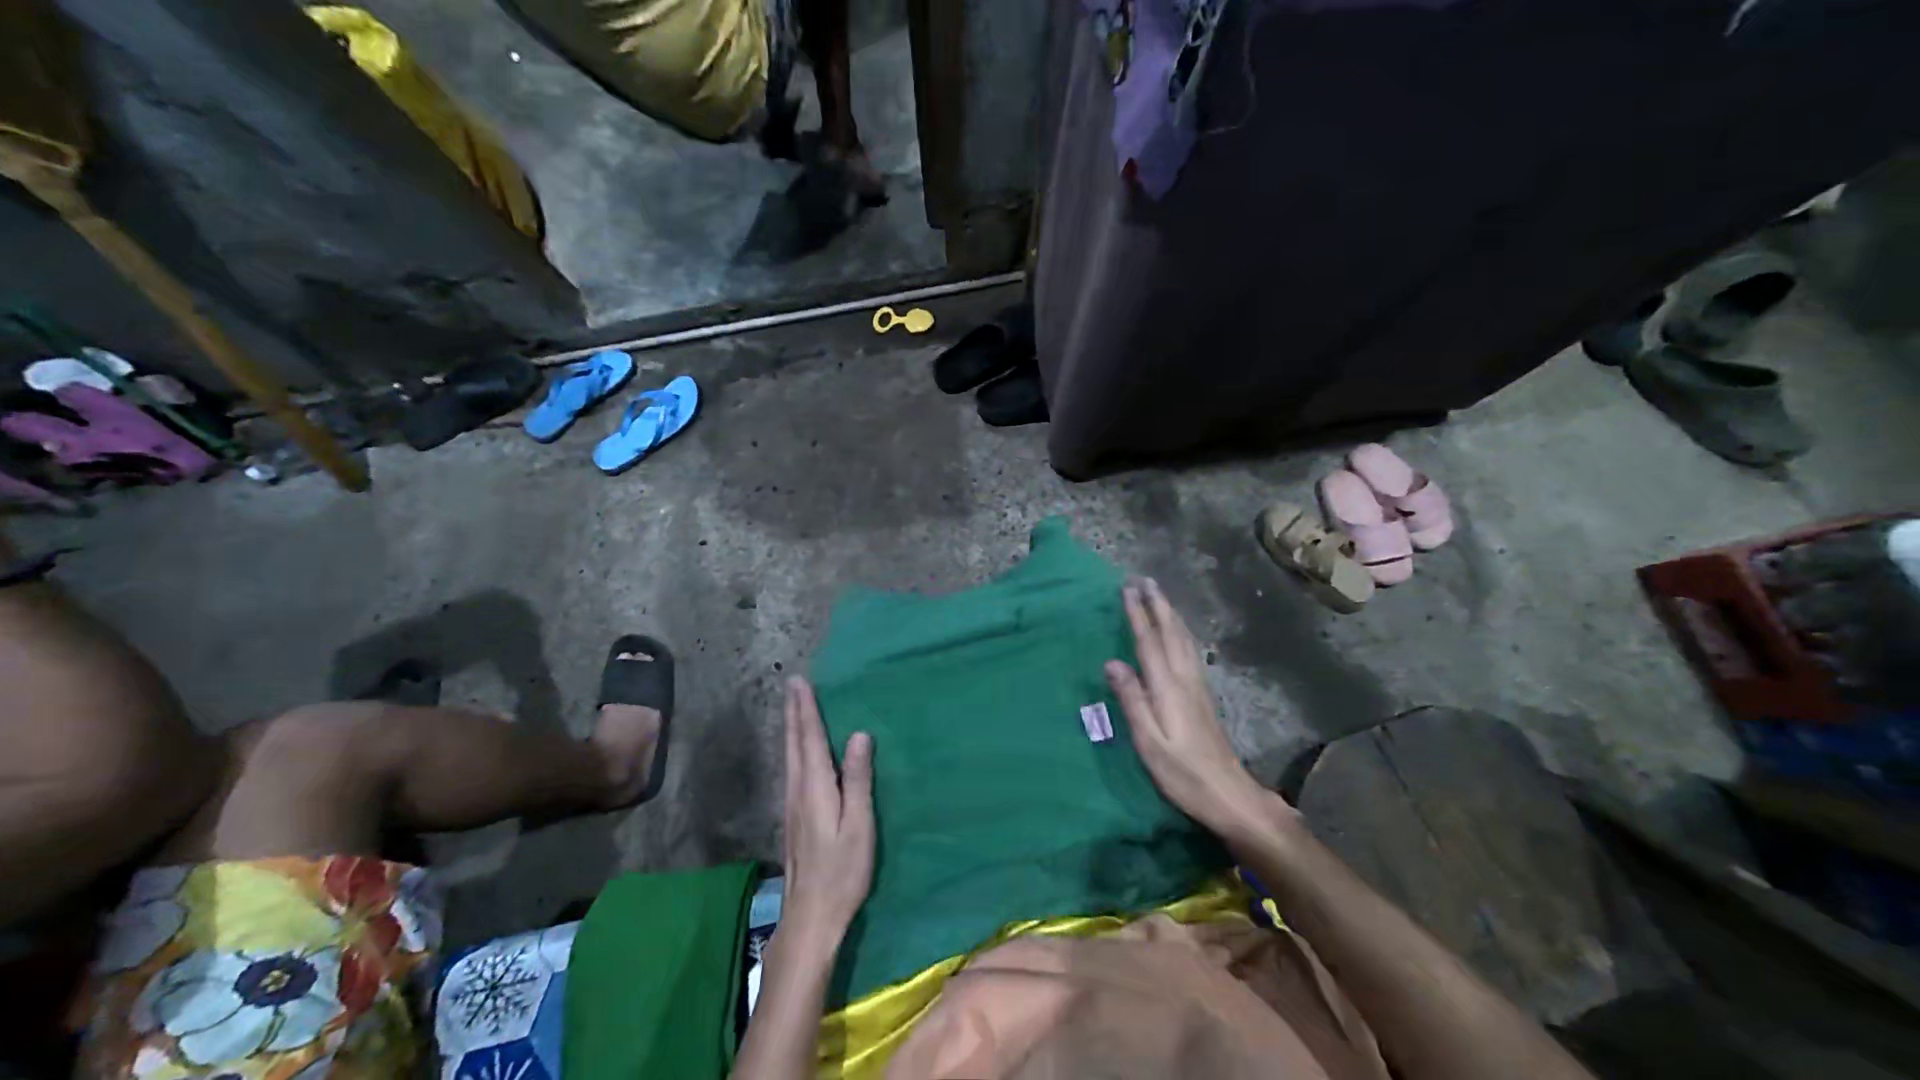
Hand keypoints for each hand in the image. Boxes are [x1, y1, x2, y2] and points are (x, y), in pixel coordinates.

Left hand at [780, 677, 874, 942]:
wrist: (810, 915)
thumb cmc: (842, 871)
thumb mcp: (859, 825)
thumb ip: (858, 780)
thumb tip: (860, 735)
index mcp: (816, 788)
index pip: (811, 739)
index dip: (807, 710)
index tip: (801, 682)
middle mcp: (798, 790)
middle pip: (795, 743)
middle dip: (795, 712)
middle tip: (793, 684)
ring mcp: (792, 804)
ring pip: (790, 755)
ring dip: (792, 728)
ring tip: (794, 708)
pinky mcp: (794, 817)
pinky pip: (792, 768)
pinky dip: (795, 748)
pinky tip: (798, 750)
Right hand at [1106, 578, 1291, 840]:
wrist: (1229, 794)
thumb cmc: (1183, 773)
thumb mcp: (1149, 742)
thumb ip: (1131, 701)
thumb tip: (1112, 662)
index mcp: (1168, 688)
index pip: (1149, 643)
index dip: (1138, 615)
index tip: (1127, 589)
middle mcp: (1185, 680)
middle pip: (1170, 634)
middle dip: (1157, 605)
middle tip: (1145, 580)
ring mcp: (1197, 687)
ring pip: (1183, 640)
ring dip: (1170, 615)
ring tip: (1160, 597)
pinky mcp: (1203, 697)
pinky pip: (1189, 652)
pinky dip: (1181, 633)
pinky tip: (1180, 634)